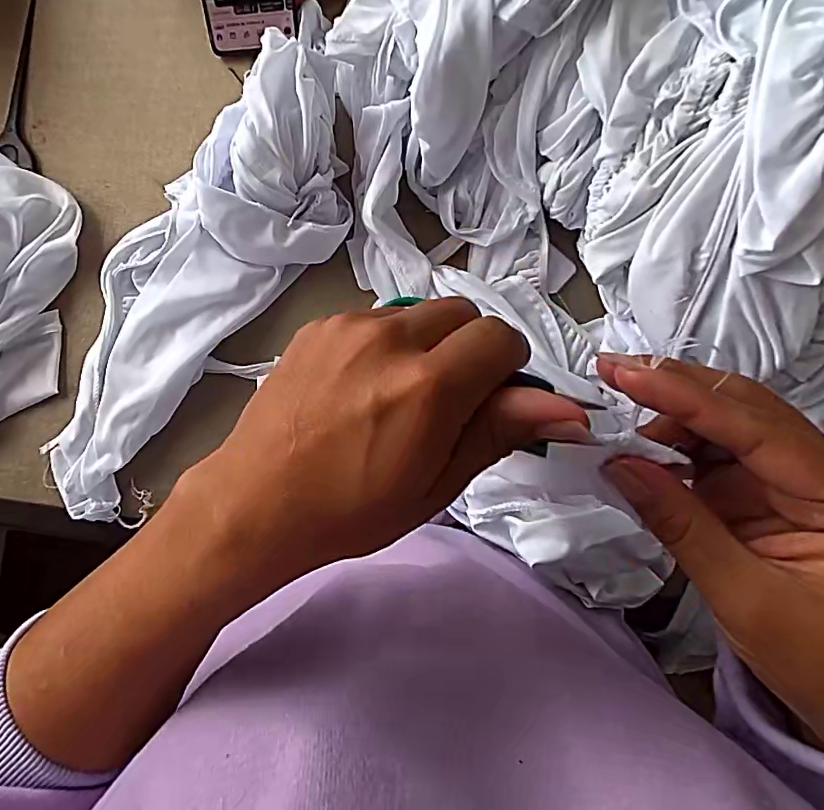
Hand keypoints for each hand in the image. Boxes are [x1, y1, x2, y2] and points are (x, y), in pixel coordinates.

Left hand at [8, 299, 587, 770]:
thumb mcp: (438, 483)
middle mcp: (392, 338)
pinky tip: (361, 384)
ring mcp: (350, 324)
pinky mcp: (321, 323)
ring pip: (422, 312)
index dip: (507, 369)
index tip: (488, 401)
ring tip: (399, 392)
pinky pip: (379, 317)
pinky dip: (389, 342)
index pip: (501, 337)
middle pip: (465, 313)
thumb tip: (570, 410)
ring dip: (430, 342)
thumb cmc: (353, 510)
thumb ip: (502, 430)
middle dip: (471, 348)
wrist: (253, 504)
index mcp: (429, 385)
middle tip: (447, 398)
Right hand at [598, 355, 823, 763]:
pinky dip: (689, 444)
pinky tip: (654, 440)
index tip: (633, 374)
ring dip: (681, 414)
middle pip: (753, 412)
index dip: (690, 397)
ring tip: (626, 409)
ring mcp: (814, 480)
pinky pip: (734, 453)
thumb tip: (622, 466)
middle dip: (681, 390)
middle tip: (619, 373)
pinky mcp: (788, 491)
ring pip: (740, 423)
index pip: (761, 429)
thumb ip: (682, 525)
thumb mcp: (746, 603)